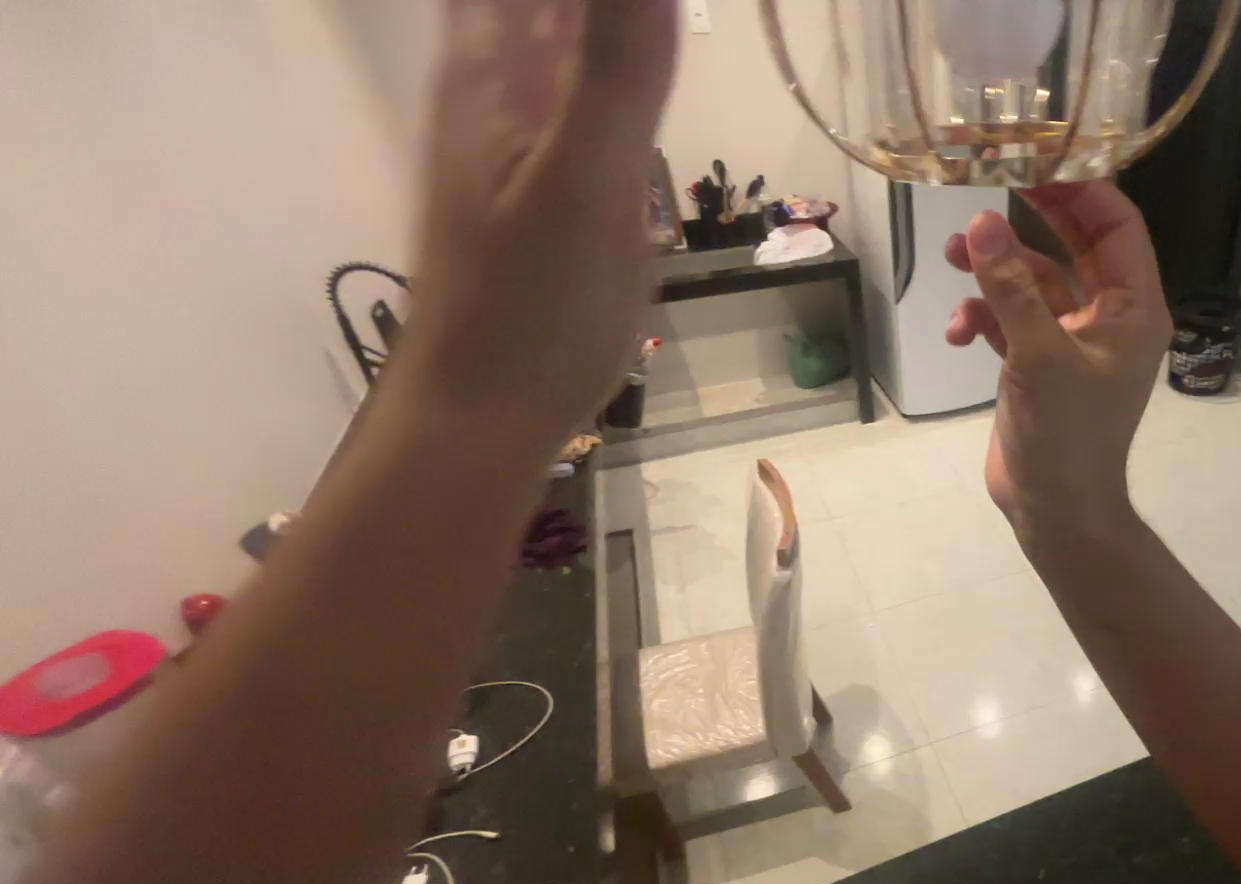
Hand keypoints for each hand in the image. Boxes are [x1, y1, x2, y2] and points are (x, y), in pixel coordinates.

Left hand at [393, 0, 676, 444]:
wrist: (488, 405)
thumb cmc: (530, 309)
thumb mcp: (582, 190)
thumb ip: (617, 74)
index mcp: (494, 63)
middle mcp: (497, 77)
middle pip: (545, 0)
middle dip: (614, 5)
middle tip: (671, 6)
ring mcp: (521, 129)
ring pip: (558, 27)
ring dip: (608, 19)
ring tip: (667, 17)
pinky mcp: (547, 177)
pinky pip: (579, 83)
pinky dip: (612, 54)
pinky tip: (638, 53)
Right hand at [944, 181, 1172, 540]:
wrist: (1054, 510)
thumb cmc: (1065, 437)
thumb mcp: (1040, 357)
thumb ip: (1011, 290)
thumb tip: (983, 222)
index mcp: (1133, 310)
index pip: (1117, 227)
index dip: (1081, 189)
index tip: (1036, 159)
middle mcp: (1107, 319)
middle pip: (1072, 247)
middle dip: (1031, 220)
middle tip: (990, 185)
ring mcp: (1069, 343)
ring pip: (1033, 284)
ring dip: (995, 271)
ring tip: (954, 258)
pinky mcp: (1036, 365)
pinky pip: (1010, 323)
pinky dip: (983, 319)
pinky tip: (957, 331)